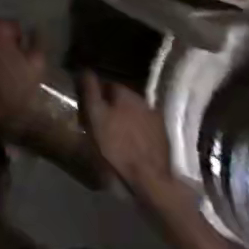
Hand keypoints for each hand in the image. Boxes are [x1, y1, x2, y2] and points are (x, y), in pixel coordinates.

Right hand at [78, 72, 181, 205]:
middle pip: (122, 97)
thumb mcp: (95, 117)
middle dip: (112, 105)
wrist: (149, 178)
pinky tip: (131, 142)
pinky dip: (137, 129)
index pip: (107, 84)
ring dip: (125, 117)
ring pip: (134, 111)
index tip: (89, 106)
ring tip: (115, 132)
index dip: (97, 94)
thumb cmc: (117, 146)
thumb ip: (90, 92)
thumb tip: (86, 70)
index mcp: (125, 93)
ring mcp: (155, 117)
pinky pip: (145, 126)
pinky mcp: (163, 135)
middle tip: (101, 120)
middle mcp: (143, 99)